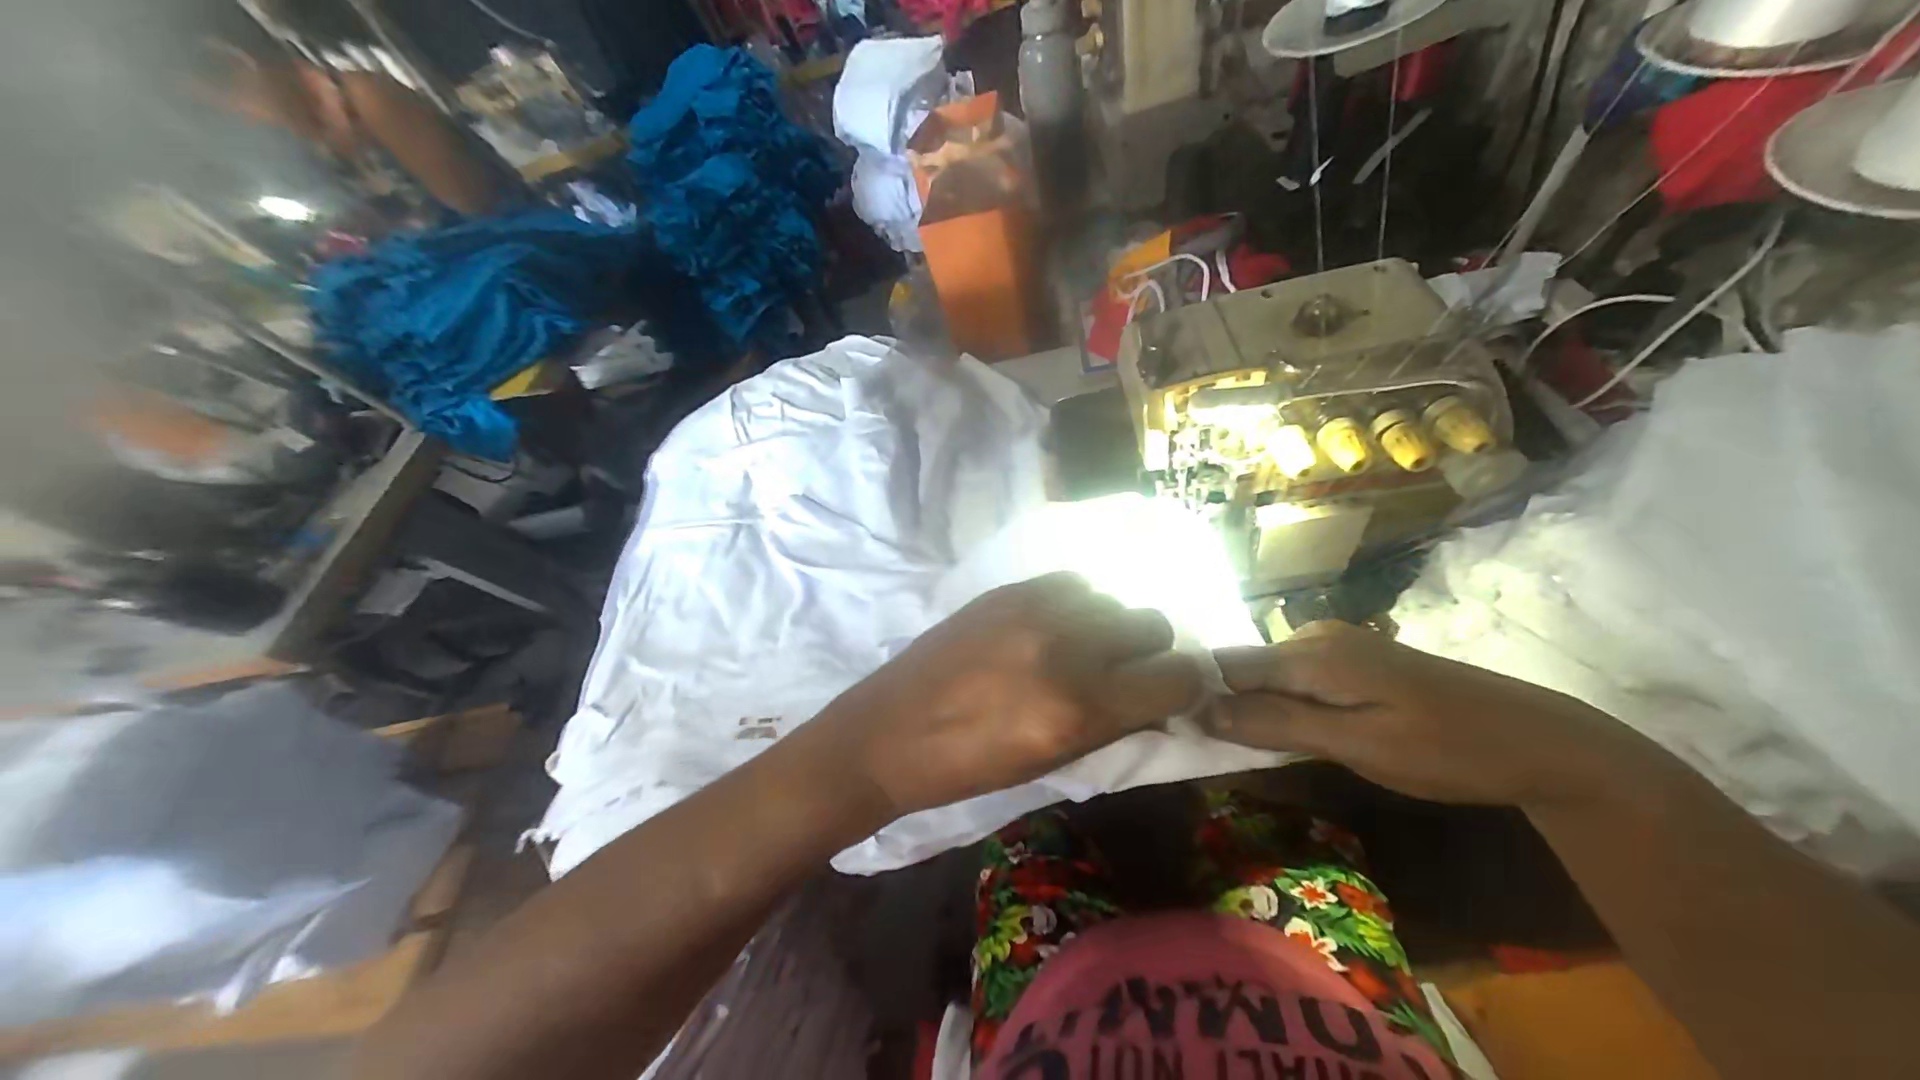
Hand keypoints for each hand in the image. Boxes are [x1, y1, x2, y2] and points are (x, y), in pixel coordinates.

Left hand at [806, 572, 1202, 821]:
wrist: (888, 733)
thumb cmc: (970, 767)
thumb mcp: (1054, 761)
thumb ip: (1115, 726)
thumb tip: (1160, 700)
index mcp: (1081, 707)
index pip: (1178, 676)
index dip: (1181, 687)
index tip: (1166, 693)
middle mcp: (1067, 648)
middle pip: (1153, 623)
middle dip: (1150, 651)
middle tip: (1122, 671)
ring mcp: (1034, 609)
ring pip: (1113, 598)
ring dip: (1110, 625)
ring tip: (1080, 648)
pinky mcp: (1006, 590)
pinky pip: (1072, 582)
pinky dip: (1075, 604)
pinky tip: (1051, 626)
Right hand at [1207, 621, 1666, 808]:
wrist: (1541, 742)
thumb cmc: (1447, 749)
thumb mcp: (1357, 745)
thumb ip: (1277, 723)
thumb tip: (1201, 709)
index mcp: (1312, 652)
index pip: (1224, 665)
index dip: (1199, 696)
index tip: (1182, 735)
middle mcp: (1316, 636)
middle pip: (1244, 668)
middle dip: (1225, 705)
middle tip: (1220, 755)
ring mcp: (1337, 644)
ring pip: (1268, 674)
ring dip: (1254, 708)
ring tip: (1253, 750)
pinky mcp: (1354, 660)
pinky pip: (1295, 677)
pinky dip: (1284, 704)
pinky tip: (1295, 733)